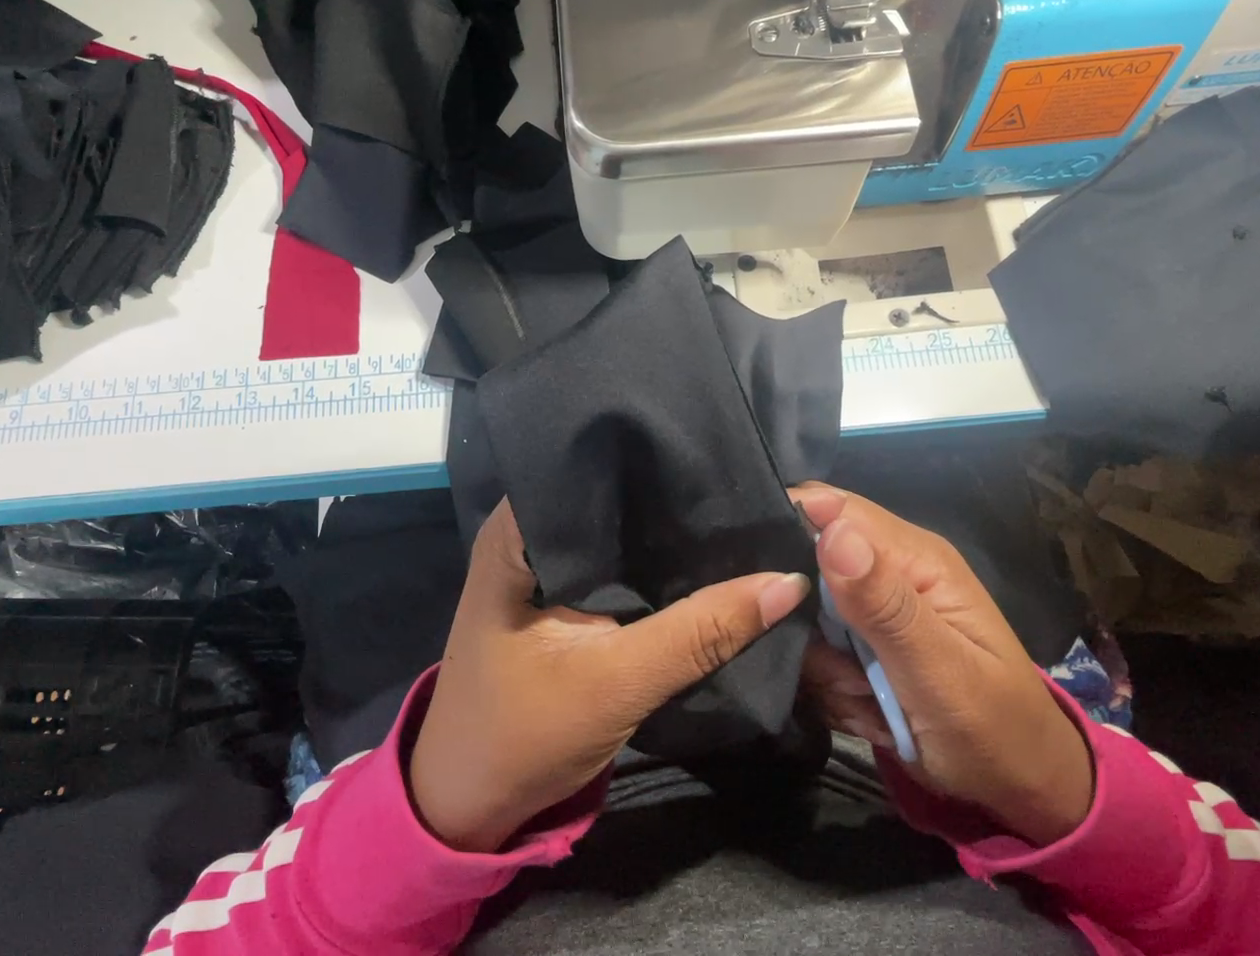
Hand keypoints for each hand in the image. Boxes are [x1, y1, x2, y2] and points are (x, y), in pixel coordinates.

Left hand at [408, 500, 812, 852]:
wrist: (470, 805)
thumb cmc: (522, 735)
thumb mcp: (616, 682)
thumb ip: (700, 632)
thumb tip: (789, 579)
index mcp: (518, 530)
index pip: (597, 469)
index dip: (661, 461)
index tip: (731, 455)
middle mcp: (529, 534)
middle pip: (615, 502)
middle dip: (678, 501)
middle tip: (758, 488)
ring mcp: (547, 569)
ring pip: (623, 538)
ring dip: (673, 540)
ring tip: (748, 517)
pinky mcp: (565, 602)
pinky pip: (621, 572)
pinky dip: (660, 574)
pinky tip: (712, 563)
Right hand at [794, 484, 1094, 845]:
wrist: (1019, 788)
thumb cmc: (995, 729)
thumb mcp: (942, 673)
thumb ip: (885, 605)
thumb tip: (832, 530)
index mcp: (916, 559)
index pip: (831, 508)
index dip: (788, 531)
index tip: (767, 588)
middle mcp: (890, 572)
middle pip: (805, 567)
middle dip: (808, 626)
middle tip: (845, 676)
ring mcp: (874, 610)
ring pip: (804, 619)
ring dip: (824, 667)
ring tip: (867, 701)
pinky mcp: (862, 644)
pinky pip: (816, 652)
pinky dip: (832, 686)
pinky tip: (867, 712)